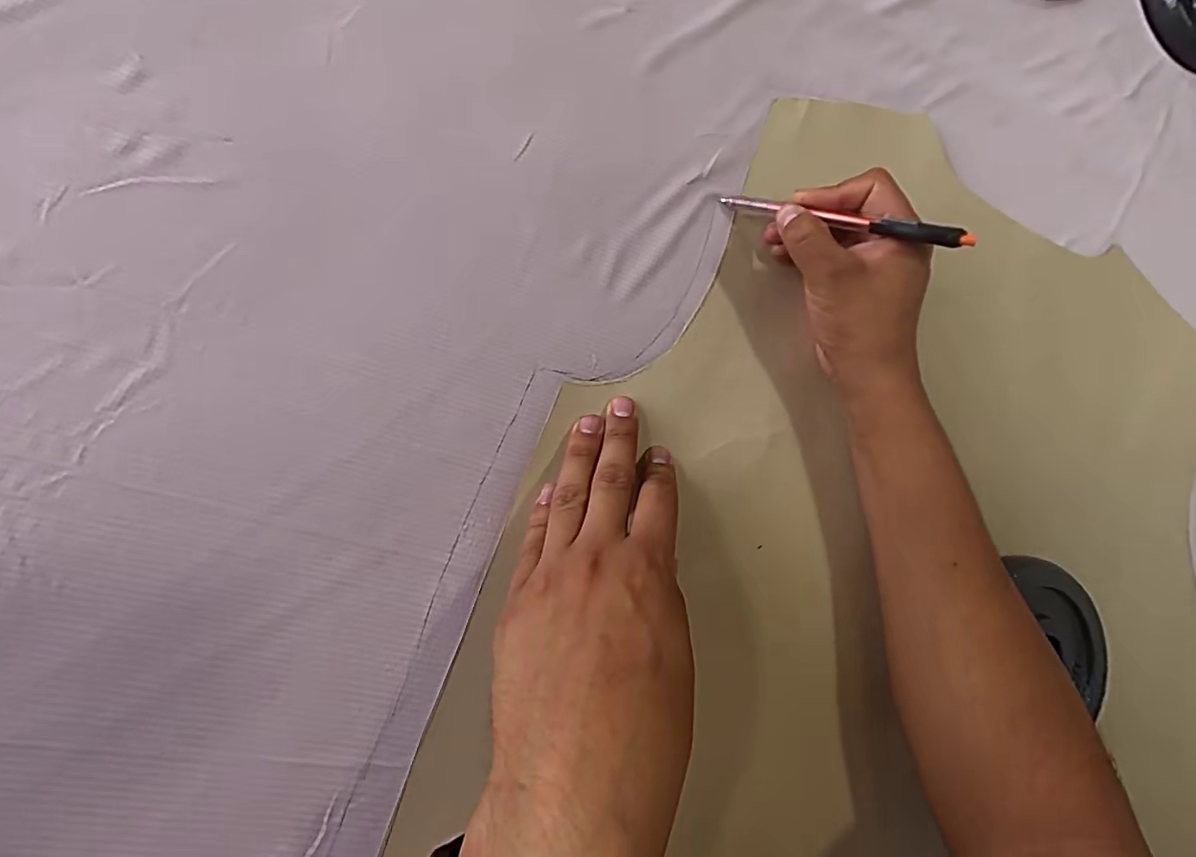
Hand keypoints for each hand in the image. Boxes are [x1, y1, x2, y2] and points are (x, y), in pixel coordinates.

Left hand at [464, 396, 693, 856]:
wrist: (572, 785)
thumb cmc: (643, 736)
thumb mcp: (675, 657)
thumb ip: (660, 597)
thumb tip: (648, 567)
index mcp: (646, 574)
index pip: (656, 504)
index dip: (659, 473)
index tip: (659, 452)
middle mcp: (597, 562)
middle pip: (609, 484)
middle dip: (616, 441)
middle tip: (618, 409)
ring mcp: (552, 577)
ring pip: (568, 501)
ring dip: (577, 460)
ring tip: (583, 429)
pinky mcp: (520, 601)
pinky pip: (533, 541)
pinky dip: (543, 511)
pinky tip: (550, 490)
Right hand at [761, 168, 932, 396]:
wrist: (867, 374)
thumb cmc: (862, 327)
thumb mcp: (830, 274)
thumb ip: (807, 237)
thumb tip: (789, 212)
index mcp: (901, 234)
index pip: (869, 188)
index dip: (831, 194)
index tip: (800, 209)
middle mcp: (891, 243)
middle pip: (849, 208)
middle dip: (811, 214)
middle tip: (780, 224)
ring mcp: (873, 262)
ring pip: (836, 230)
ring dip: (804, 232)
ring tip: (774, 241)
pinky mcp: (856, 279)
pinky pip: (830, 252)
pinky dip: (807, 250)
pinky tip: (784, 255)